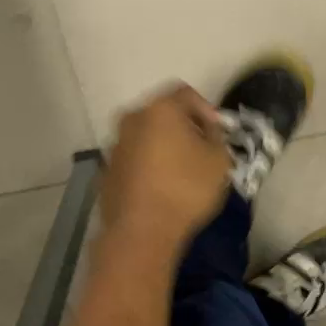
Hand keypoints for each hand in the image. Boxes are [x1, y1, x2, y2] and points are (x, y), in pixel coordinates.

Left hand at [100, 84, 230, 243]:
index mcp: (160, 109)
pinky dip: (146, 168)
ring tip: (178, 173)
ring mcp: (115, 146)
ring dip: (162, 148)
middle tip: (199, 150)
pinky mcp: (106, 171)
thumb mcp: (219, 162)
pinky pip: (133, 161)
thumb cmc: (185, 190)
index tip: (217, 133)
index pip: (186, 94)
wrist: (141, 231)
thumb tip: (208, 131)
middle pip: (162, 114)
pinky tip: (159, 189)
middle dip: (182, 128)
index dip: (206, 110)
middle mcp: (132, 119)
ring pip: (145, 138)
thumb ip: (217, 138)